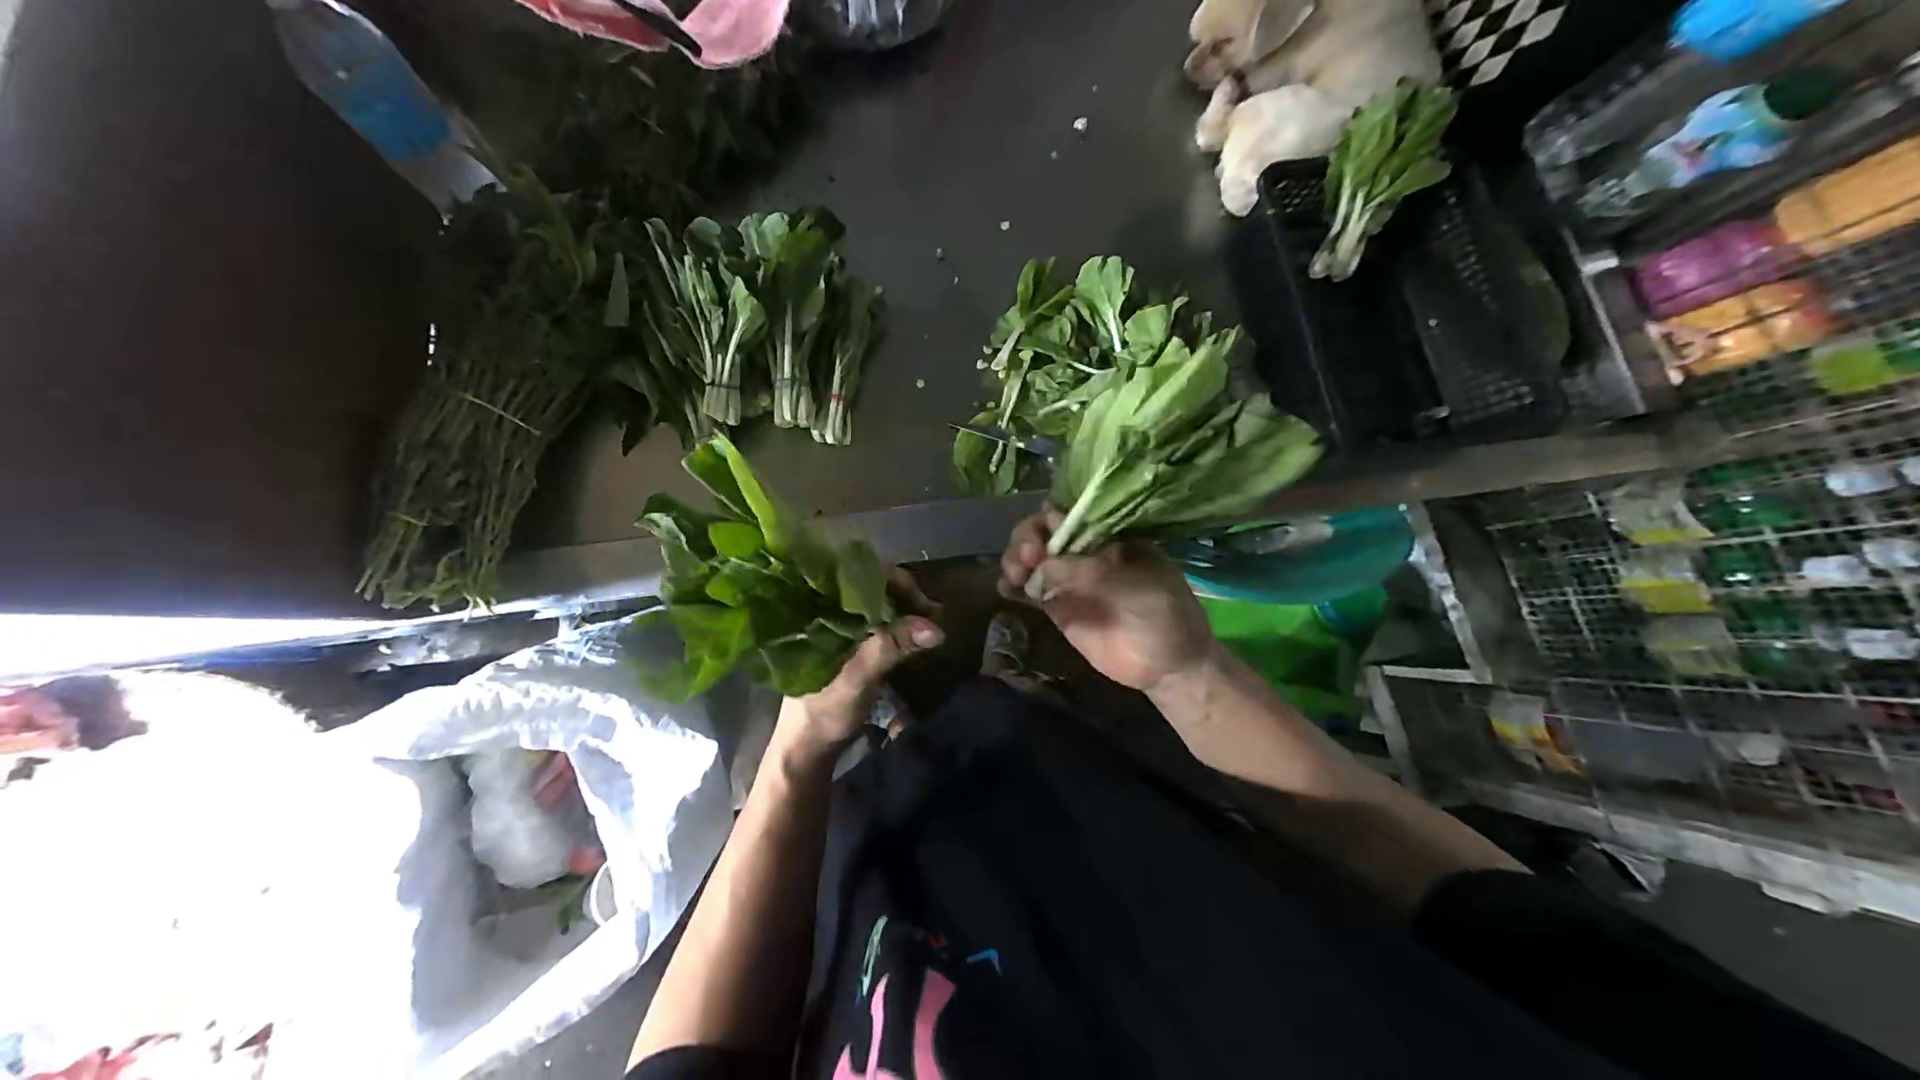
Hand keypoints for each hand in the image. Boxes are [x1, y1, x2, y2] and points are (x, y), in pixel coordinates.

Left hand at [773, 570, 943, 764]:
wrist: (808, 749)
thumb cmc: (823, 712)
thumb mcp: (857, 678)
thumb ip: (890, 647)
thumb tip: (936, 627)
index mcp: (819, 609)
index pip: (860, 573)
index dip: (897, 582)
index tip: (924, 604)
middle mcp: (829, 611)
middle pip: (874, 587)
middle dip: (907, 596)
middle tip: (935, 615)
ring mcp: (840, 628)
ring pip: (879, 604)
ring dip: (906, 611)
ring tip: (931, 625)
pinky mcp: (851, 645)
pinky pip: (880, 623)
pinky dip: (900, 626)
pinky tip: (917, 636)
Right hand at [998, 508, 1219, 691]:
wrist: (1170, 668)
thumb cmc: (1166, 617)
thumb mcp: (1139, 587)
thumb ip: (1094, 573)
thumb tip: (1044, 564)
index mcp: (1110, 536)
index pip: (1072, 515)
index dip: (1050, 520)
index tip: (1043, 536)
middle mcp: (1085, 552)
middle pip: (1043, 534)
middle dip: (1027, 539)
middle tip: (1026, 558)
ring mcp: (1069, 581)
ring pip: (1031, 560)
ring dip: (1015, 560)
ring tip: (1015, 576)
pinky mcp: (1058, 608)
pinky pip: (1029, 592)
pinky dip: (1013, 587)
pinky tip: (1006, 590)